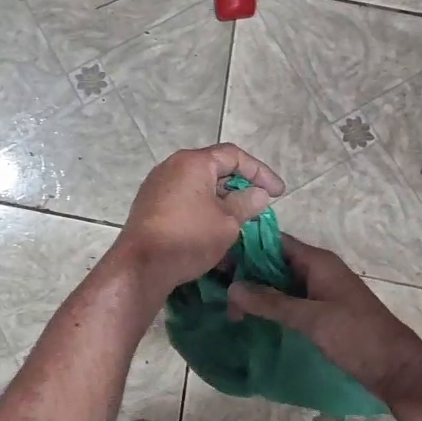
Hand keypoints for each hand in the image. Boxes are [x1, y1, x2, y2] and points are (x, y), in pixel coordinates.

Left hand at [109, 144, 284, 295]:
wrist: (142, 264)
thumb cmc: (189, 237)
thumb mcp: (227, 222)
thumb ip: (246, 203)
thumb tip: (257, 193)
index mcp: (193, 162)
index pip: (233, 156)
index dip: (260, 172)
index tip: (278, 193)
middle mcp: (172, 165)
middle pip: (213, 167)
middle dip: (239, 185)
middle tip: (258, 205)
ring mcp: (157, 184)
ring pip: (198, 184)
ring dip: (221, 199)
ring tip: (238, 219)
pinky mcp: (149, 203)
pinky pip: (183, 197)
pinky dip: (202, 207)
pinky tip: (212, 227)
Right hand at [227, 234, 421, 398]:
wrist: (399, 371)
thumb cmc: (356, 337)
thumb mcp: (309, 319)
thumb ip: (269, 303)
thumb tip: (230, 288)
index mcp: (316, 260)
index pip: (272, 240)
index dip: (243, 244)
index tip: (215, 256)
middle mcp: (317, 269)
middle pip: (273, 260)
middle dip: (245, 269)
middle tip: (214, 283)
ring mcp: (320, 290)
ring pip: (279, 281)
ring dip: (256, 289)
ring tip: (226, 303)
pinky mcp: (322, 311)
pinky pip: (289, 298)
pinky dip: (270, 303)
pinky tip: (251, 315)